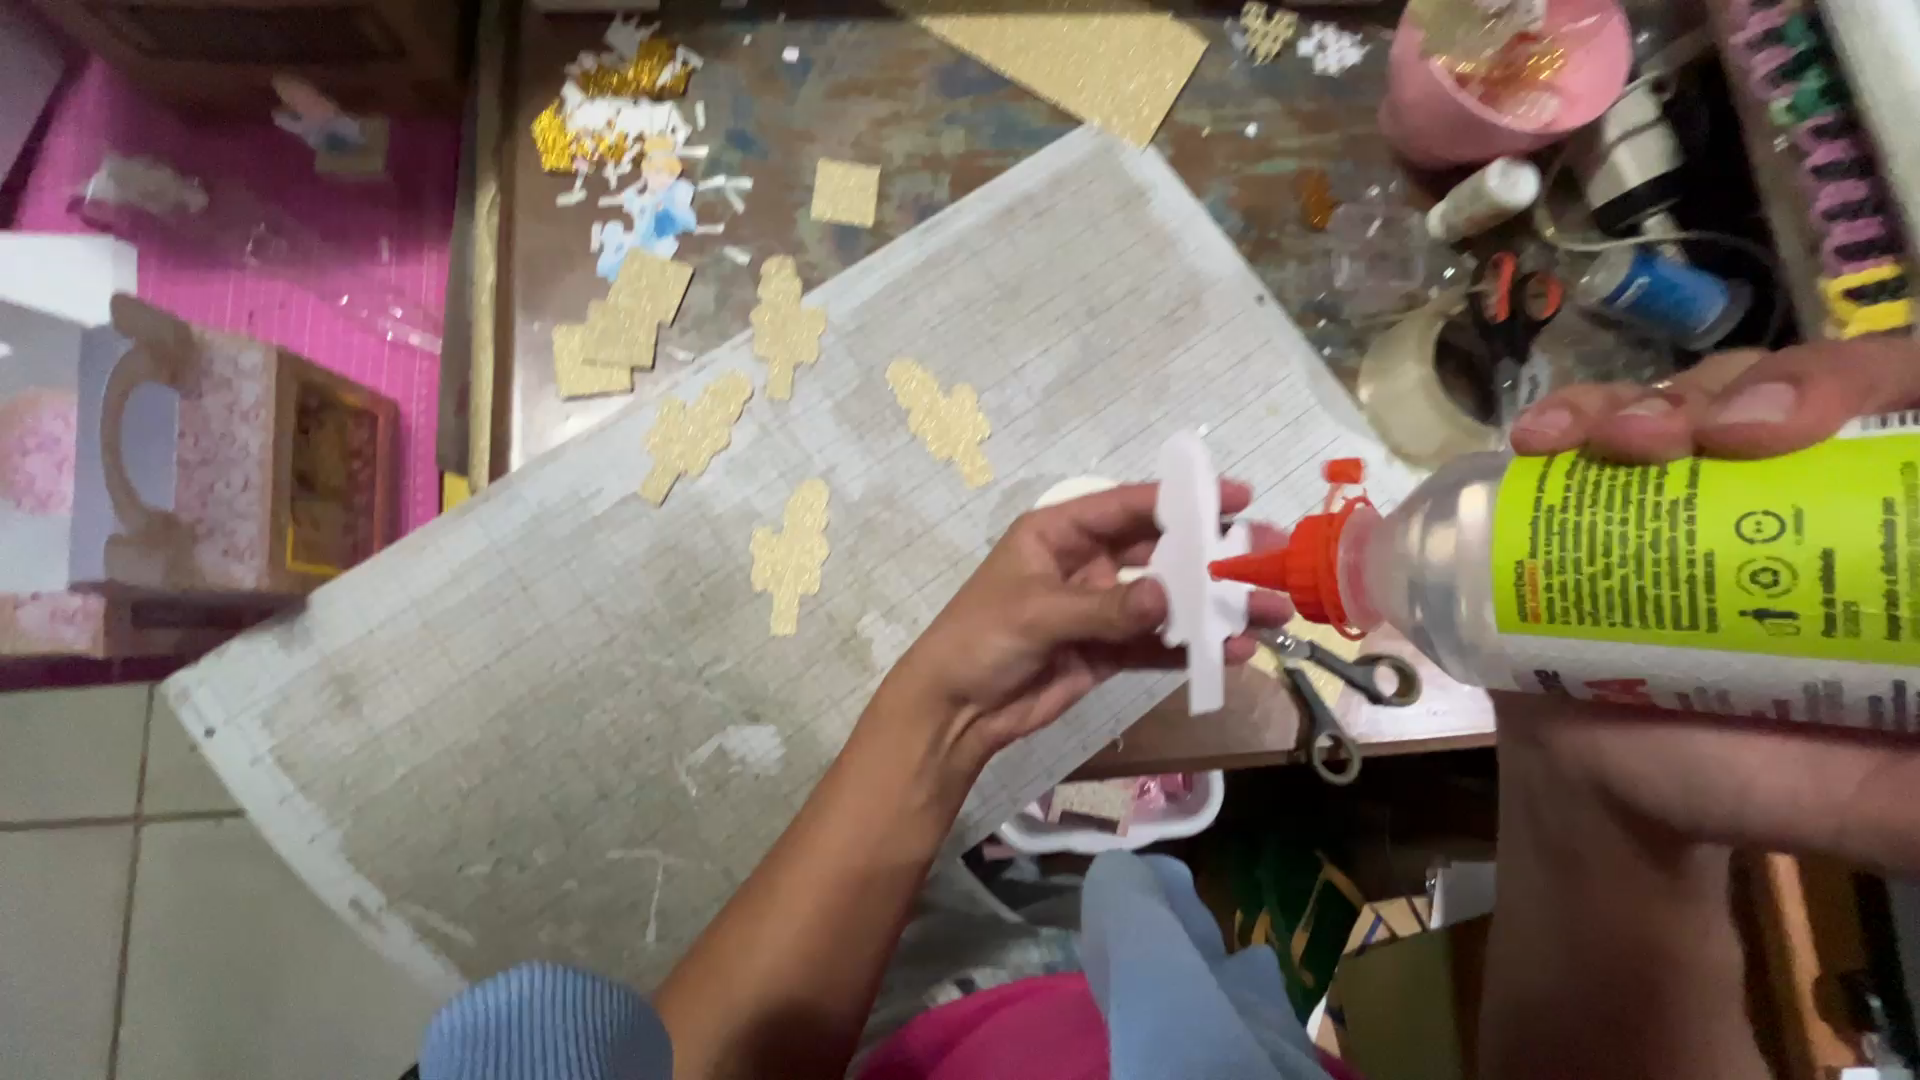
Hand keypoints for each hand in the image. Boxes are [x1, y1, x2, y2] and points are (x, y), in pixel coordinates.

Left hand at [877, 479, 1290, 768]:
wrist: (956, 709)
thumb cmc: (980, 639)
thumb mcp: (1035, 613)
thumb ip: (1102, 606)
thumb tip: (1167, 597)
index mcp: (1059, 533)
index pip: (1127, 507)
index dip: (1180, 499)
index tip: (1234, 498)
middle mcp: (1085, 564)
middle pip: (1158, 552)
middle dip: (1211, 555)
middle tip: (1267, 556)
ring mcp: (1099, 609)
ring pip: (1166, 601)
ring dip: (1213, 607)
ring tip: (1270, 613)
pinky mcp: (1107, 651)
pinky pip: (1156, 644)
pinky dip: (1190, 648)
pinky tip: (1231, 652)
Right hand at [1499, 338, 1919, 870]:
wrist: (1592, 779)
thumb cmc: (1741, 781)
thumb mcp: (1871, 799)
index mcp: (1870, 536)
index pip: (1910, 411)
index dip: (1876, 385)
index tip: (1807, 435)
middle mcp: (1780, 487)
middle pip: (1797, 382)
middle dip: (1768, 383)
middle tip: (1722, 440)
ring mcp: (1670, 483)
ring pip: (1687, 391)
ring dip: (1652, 399)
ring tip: (1618, 443)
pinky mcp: (1577, 493)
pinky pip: (1577, 424)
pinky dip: (1562, 415)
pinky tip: (1539, 439)